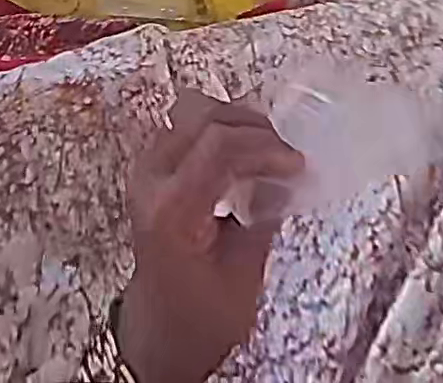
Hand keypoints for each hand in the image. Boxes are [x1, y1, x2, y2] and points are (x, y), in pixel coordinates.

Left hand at [118, 91, 303, 382]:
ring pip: (194, 112)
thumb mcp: (244, 275)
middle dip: (254, 129)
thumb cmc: (201, 316)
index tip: (296, 162)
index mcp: (171, 209)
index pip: (218, 147)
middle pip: (205, 118)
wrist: (157, 330)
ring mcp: (146, 165)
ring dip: (236, 123)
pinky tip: (245, 150)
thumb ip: (265, 215)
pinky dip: (221, 129)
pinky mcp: (151, 163)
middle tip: (286, 154)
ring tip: (269, 148)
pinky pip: (187, 125)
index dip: (264, 145)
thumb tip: (288, 173)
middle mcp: (151, 177)